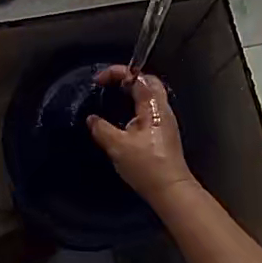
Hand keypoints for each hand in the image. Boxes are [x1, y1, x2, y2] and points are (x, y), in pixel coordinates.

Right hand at [86, 66, 195, 198]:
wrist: (170, 189)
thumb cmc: (146, 166)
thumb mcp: (117, 146)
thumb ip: (101, 129)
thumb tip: (91, 119)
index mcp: (153, 107)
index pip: (138, 77)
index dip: (118, 73)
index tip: (100, 80)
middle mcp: (163, 109)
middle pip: (148, 82)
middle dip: (128, 78)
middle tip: (110, 85)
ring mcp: (166, 121)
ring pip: (151, 95)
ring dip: (133, 92)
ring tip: (114, 98)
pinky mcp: (165, 133)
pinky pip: (150, 109)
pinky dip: (136, 105)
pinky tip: (124, 118)